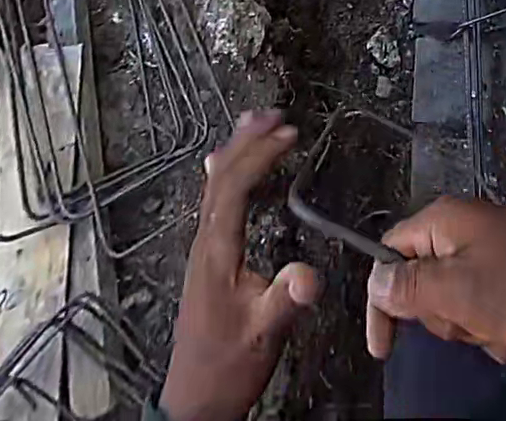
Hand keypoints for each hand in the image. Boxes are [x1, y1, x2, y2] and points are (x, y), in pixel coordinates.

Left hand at [159, 111, 318, 420]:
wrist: (194, 402)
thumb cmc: (228, 366)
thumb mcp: (263, 335)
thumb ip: (285, 301)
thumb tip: (311, 273)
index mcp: (217, 252)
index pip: (236, 188)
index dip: (261, 155)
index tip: (290, 134)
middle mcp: (205, 242)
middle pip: (222, 177)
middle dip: (248, 140)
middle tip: (275, 114)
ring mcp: (203, 247)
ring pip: (215, 184)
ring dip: (236, 149)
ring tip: (254, 121)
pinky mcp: (208, 255)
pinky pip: (215, 199)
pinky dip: (227, 170)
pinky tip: (227, 162)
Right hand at [364, 197, 505, 363]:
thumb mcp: (456, 290)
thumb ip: (409, 287)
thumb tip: (375, 283)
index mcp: (442, 221)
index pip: (389, 253)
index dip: (382, 298)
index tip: (385, 348)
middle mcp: (459, 230)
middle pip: (421, 283)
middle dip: (443, 315)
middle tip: (469, 317)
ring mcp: (484, 251)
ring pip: (451, 303)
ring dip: (472, 326)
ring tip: (500, 323)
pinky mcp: (504, 273)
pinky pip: (479, 308)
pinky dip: (493, 326)